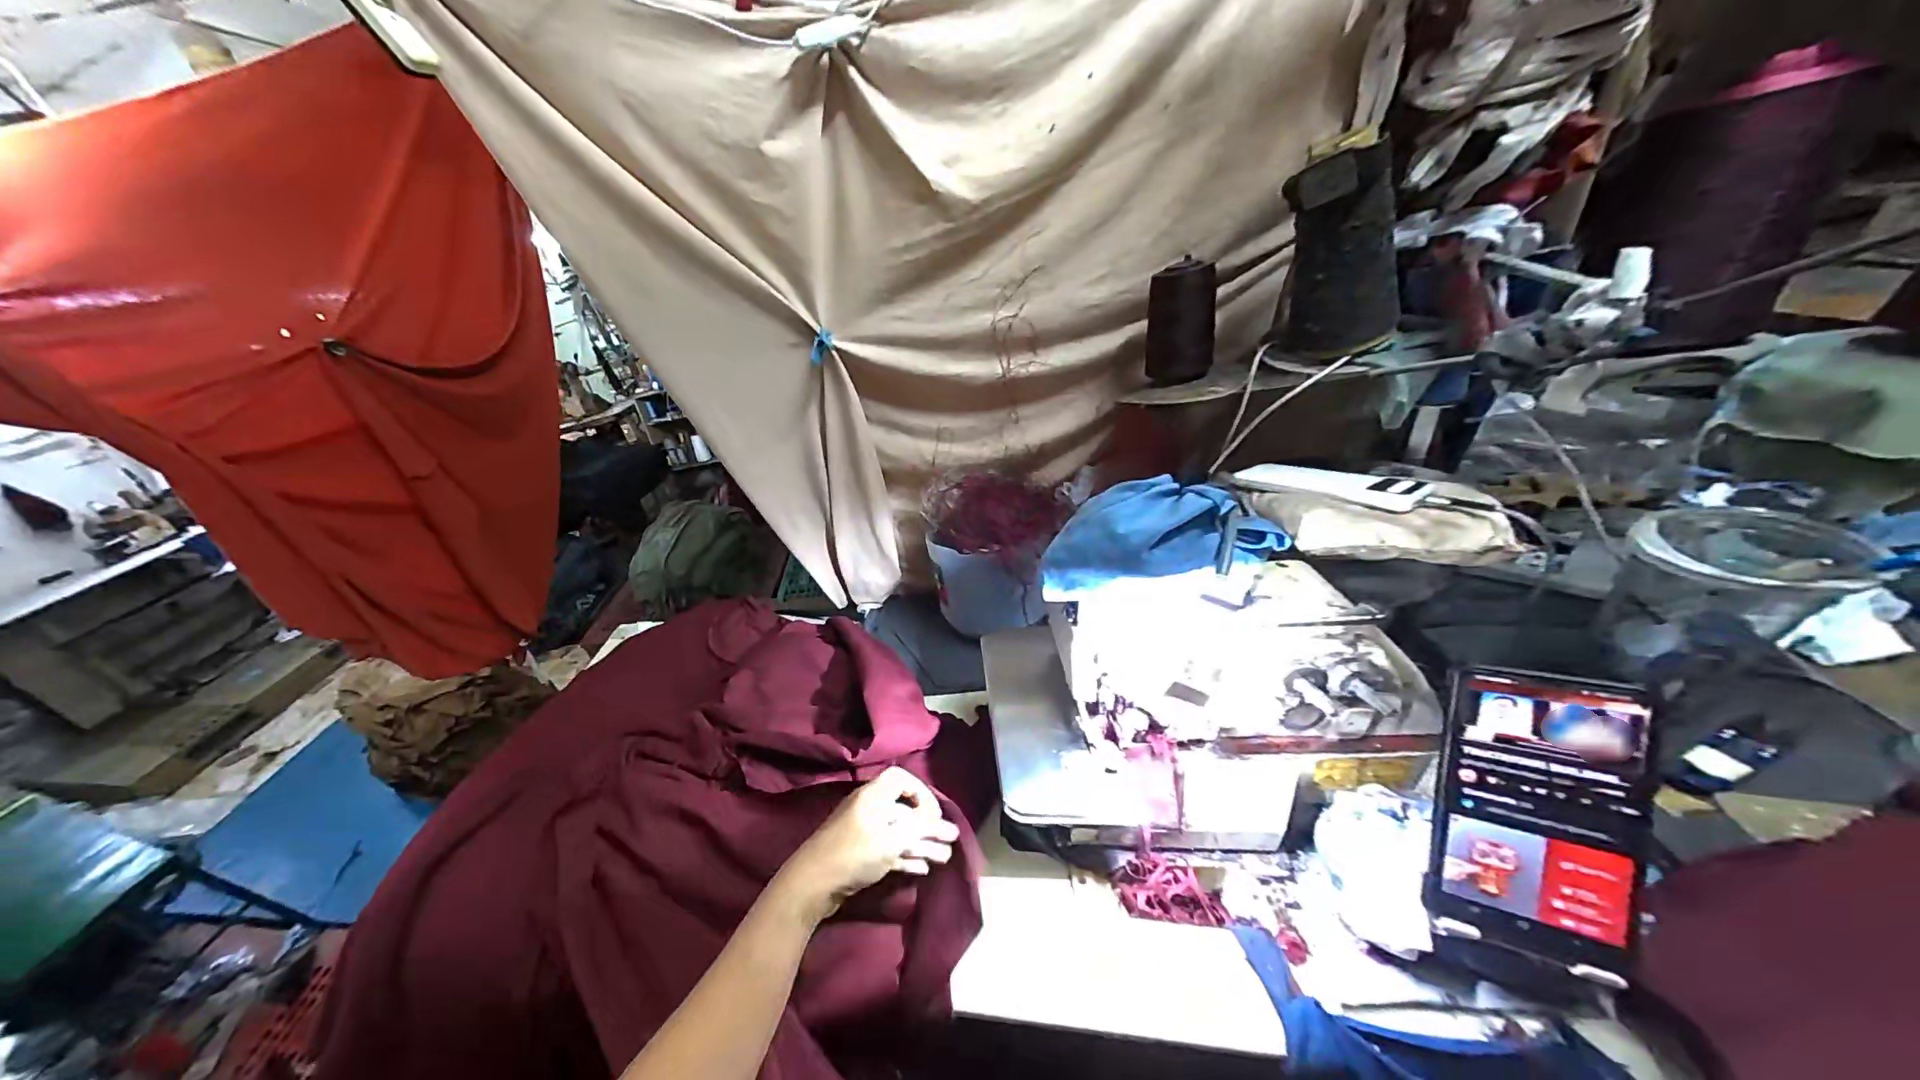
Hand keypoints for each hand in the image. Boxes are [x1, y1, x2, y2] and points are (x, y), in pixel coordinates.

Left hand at [769, 767, 960, 926]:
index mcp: (873, 795)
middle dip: (928, 826)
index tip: (935, 814)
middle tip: (950, 841)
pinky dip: (905, 856)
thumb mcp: (891, 839)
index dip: (922, 793)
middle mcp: (868, 808)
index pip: (901, 779)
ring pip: (898, 832)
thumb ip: (920, 829)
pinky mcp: (859, 854)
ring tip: (943, 858)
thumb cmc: (854, 854)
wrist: (810, 886)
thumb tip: (944, 824)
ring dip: (921, 844)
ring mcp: (862, 832)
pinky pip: (888, 849)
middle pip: (904, 809)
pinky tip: (922, 868)